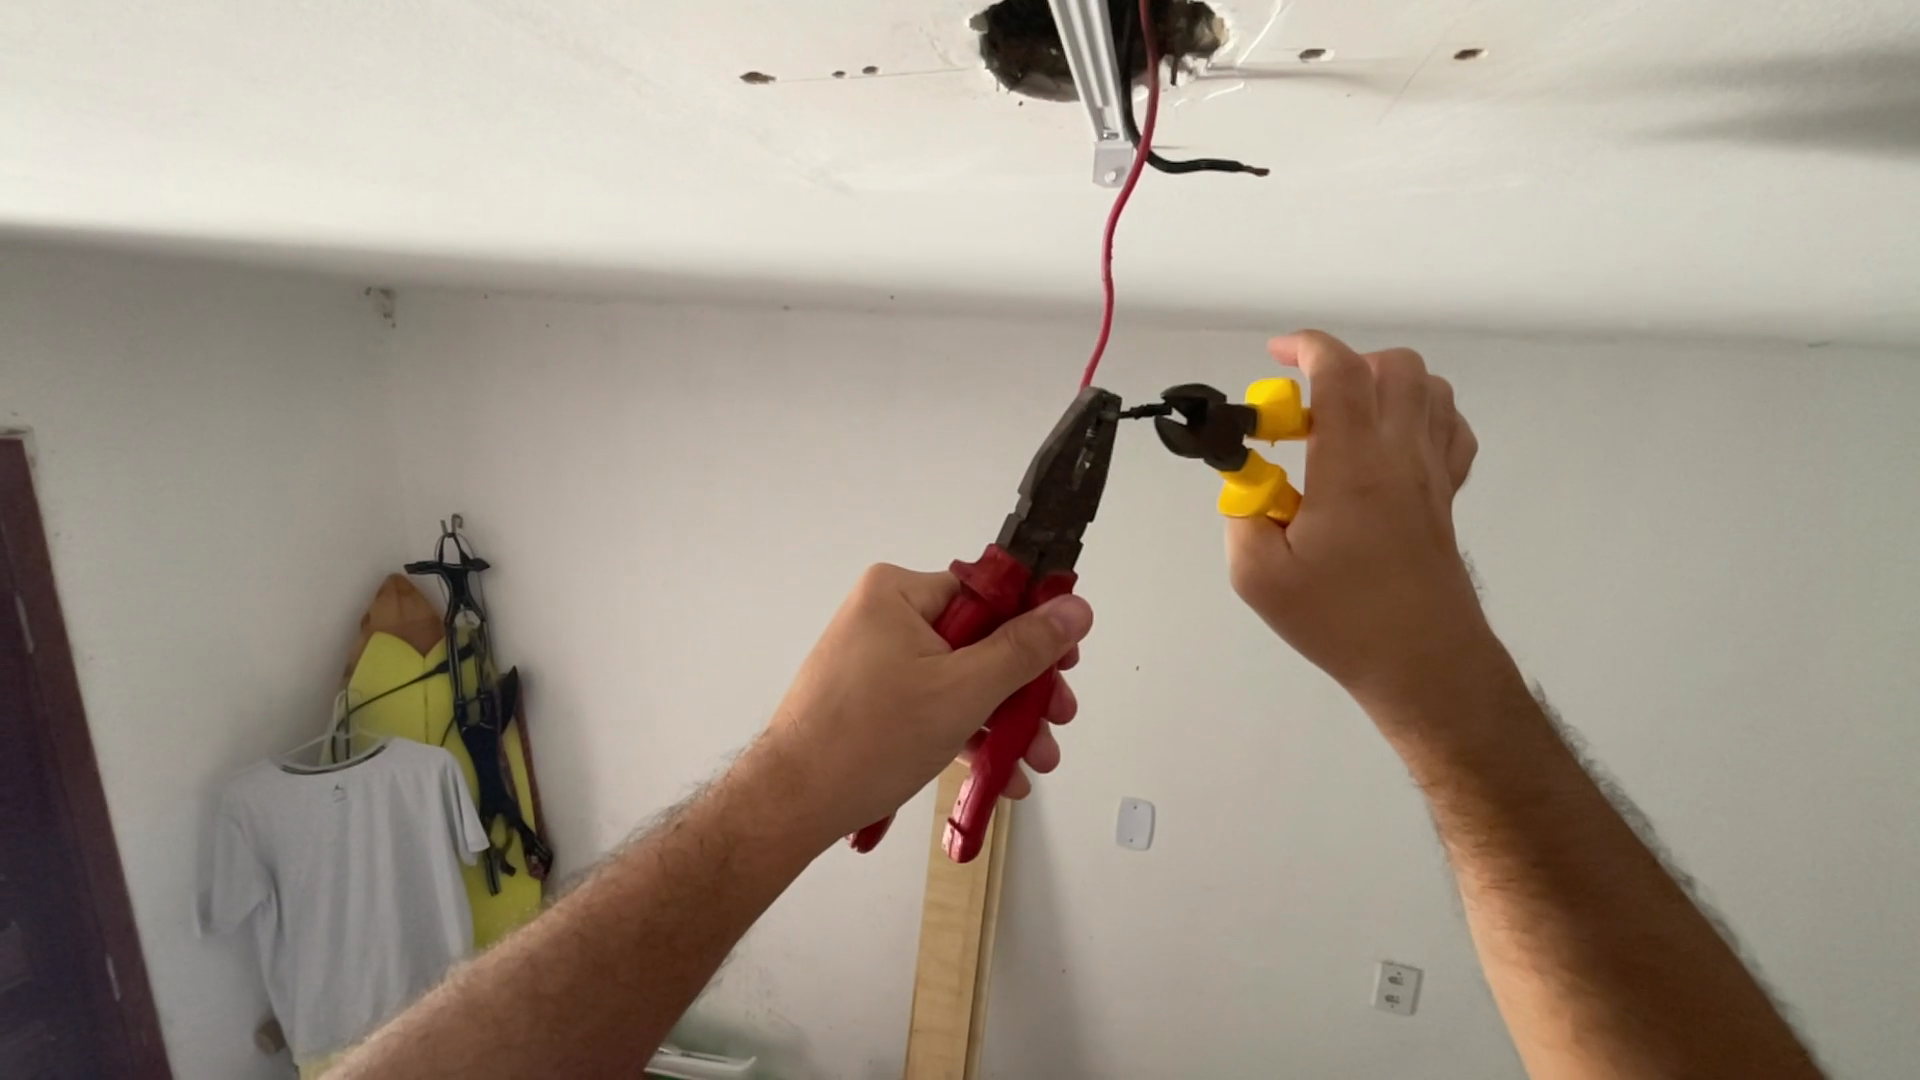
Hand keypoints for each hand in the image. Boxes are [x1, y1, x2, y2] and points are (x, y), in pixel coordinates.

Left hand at [757, 564, 1092, 844]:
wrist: (792, 805)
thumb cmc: (871, 738)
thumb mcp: (964, 690)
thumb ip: (1025, 649)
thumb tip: (1075, 608)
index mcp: (899, 592)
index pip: (986, 595)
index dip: (1032, 628)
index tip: (1066, 662)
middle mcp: (884, 615)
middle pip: (977, 641)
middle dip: (1022, 688)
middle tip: (1058, 718)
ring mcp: (875, 658)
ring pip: (958, 677)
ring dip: (1000, 718)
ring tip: (1036, 758)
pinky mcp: (871, 696)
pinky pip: (931, 700)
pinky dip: (964, 730)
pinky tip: (1000, 771)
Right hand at [1227, 331, 1485, 705]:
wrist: (1422, 663)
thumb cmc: (1337, 619)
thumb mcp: (1257, 576)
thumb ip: (1241, 516)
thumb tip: (1249, 487)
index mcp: (1352, 466)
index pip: (1341, 372)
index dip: (1304, 347)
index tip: (1272, 356)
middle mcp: (1401, 455)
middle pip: (1394, 366)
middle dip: (1342, 364)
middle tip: (1302, 408)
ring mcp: (1433, 473)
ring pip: (1428, 388)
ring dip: (1382, 384)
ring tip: (1341, 421)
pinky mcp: (1446, 496)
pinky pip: (1449, 427)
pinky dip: (1418, 413)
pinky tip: (1385, 443)